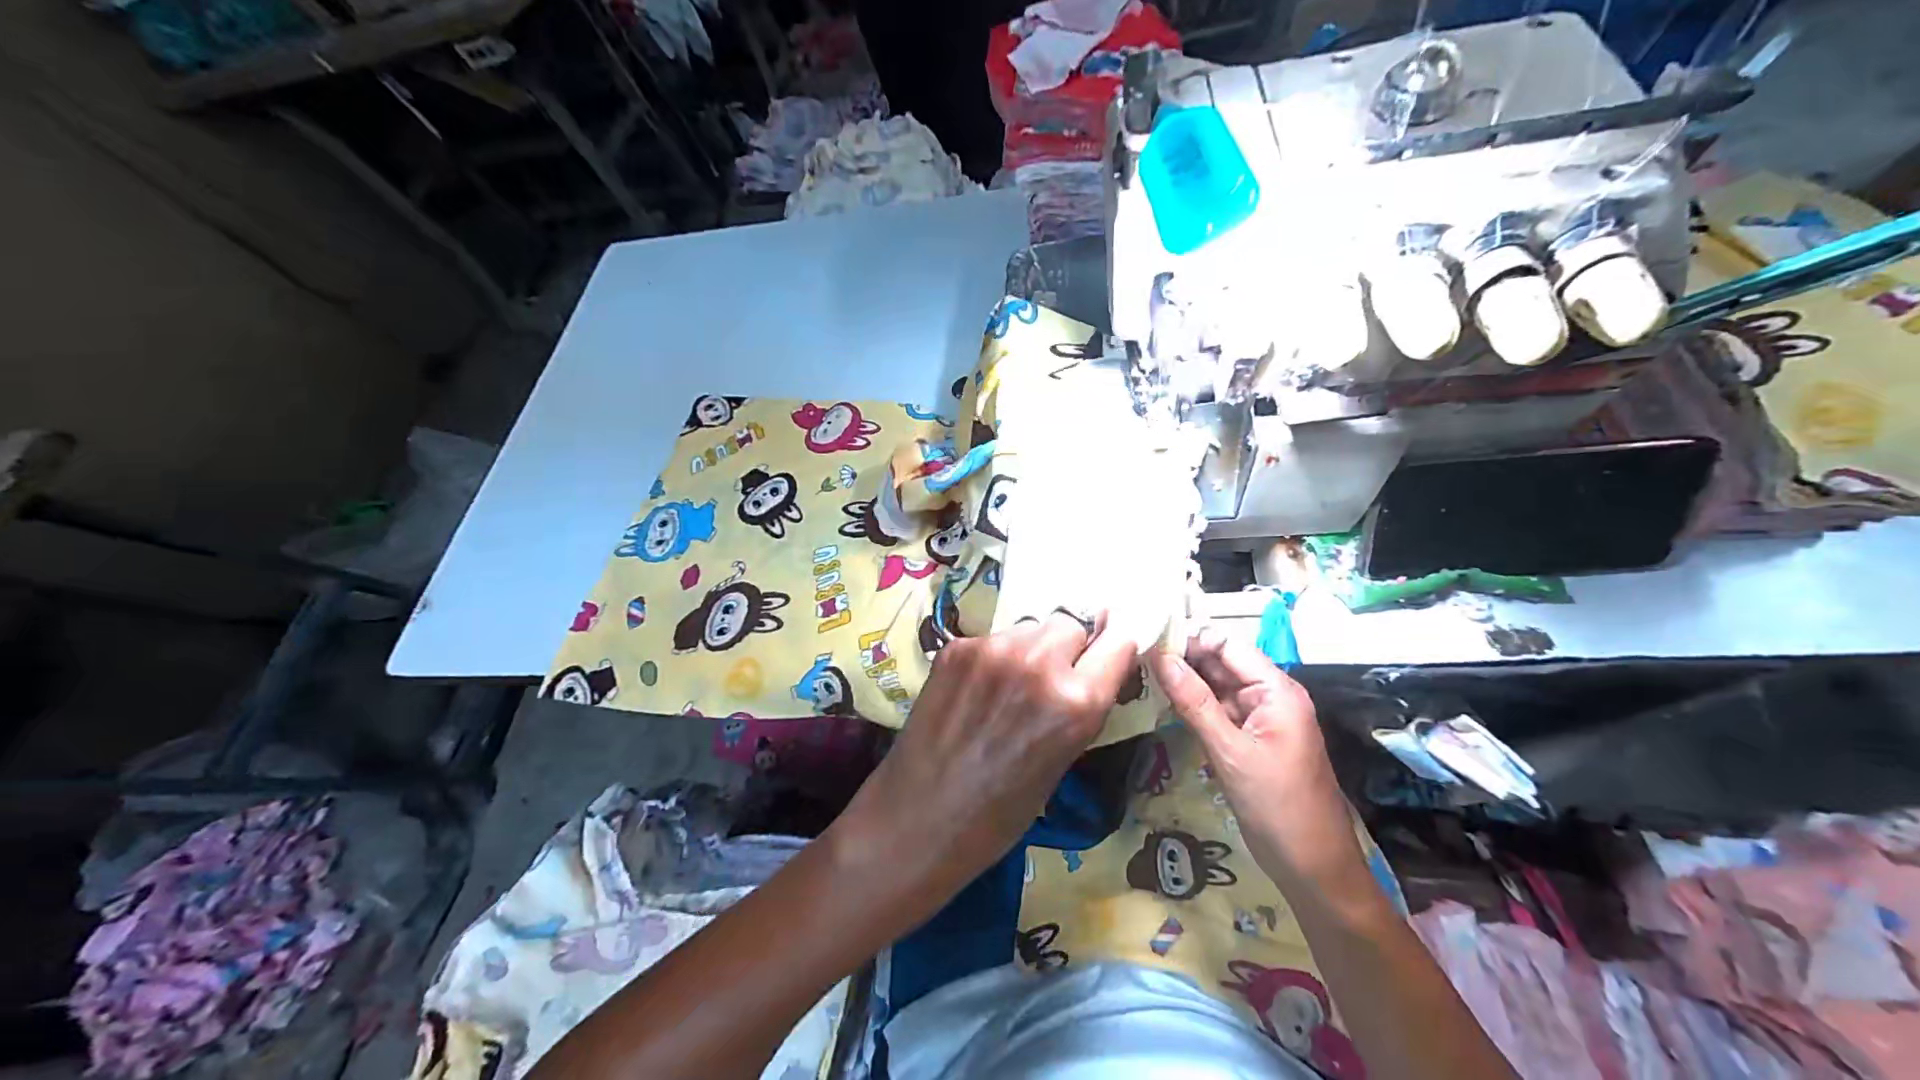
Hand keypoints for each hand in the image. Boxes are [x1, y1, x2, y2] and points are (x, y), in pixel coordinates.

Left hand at [833, 611, 1138, 905]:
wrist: (919, 820)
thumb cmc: (1000, 813)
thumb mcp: (1063, 762)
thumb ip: (1080, 707)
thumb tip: (1092, 671)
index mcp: (1077, 701)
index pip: (1118, 643)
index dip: (1111, 652)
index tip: (1105, 659)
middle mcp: (1039, 663)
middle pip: (1070, 626)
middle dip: (1067, 650)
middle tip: (1048, 682)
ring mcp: (993, 650)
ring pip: (1029, 628)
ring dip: (1030, 649)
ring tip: (1007, 689)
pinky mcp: (956, 648)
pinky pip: (993, 639)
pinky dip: (994, 658)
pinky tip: (976, 692)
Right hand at [1148, 627, 1365, 890]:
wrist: (1313, 868)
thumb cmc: (1277, 807)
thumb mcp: (1229, 752)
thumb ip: (1193, 702)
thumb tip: (1160, 658)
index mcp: (1276, 690)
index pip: (1227, 645)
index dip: (1188, 637)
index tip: (1145, 638)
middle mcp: (1270, 696)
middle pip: (1221, 662)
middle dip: (1183, 657)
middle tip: (1134, 656)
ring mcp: (1260, 718)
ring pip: (1217, 686)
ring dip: (1185, 680)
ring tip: (1141, 672)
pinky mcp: (1250, 739)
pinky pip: (1219, 710)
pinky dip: (1194, 705)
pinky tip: (1164, 700)